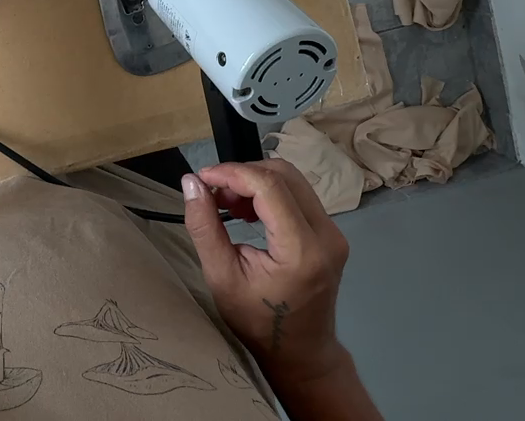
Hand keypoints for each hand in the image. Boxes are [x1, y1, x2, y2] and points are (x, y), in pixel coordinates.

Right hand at [182, 160, 351, 387]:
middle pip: (282, 175)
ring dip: (255, 180)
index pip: (269, 187)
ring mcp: (333, 232)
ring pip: (291, 179)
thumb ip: (205, 227)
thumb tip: (191, 182)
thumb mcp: (221, 277)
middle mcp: (326, 235)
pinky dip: (268, 191)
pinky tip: (248, 211)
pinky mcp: (330, 232)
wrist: (301, 352)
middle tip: (215, 194)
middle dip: (242, 174)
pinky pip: (297, 193)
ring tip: (229, 203)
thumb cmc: (258, 321)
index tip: (202, 178)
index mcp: (302, 250)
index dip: (232, 173)